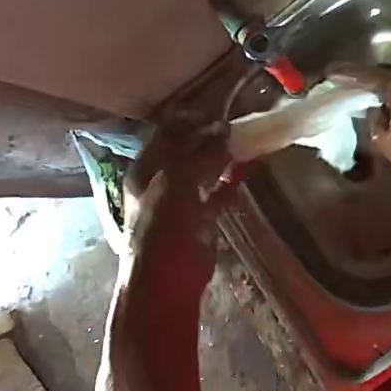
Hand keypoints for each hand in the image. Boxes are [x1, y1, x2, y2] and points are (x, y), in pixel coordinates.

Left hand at [122, 117, 232, 284]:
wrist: (167, 279)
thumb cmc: (163, 224)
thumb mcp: (178, 181)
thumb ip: (201, 153)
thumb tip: (224, 128)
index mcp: (146, 168)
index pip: (166, 134)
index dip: (188, 120)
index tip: (215, 111)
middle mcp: (160, 180)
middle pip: (186, 150)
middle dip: (208, 138)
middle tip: (234, 127)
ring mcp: (180, 200)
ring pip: (202, 171)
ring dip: (220, 159)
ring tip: (242, 145)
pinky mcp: (199, 220)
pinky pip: (216, 195)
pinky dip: (229, 184)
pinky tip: (244, 174)